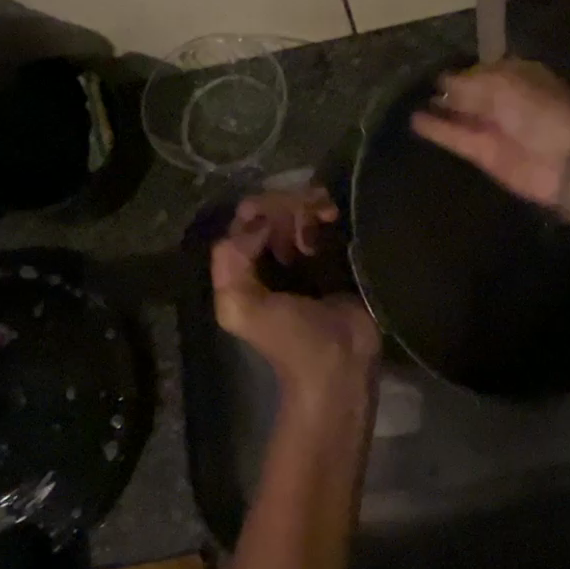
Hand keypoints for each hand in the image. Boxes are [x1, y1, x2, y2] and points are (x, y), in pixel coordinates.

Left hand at [210, 188, 379, 404]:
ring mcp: (309, 252)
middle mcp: (275, 255)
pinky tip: (334, 216)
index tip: (279, 219)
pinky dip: (330, 210)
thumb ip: (230, 263)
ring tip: (325, 218)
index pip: (247, 219)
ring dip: (310, 204)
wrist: (339, 364)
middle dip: (288, 205)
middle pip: (275, 208)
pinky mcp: (339, 253)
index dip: (261, 210)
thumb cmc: (289, 340)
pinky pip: (331, 219)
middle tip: (306, 225)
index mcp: (247, 266)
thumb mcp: (240, 308)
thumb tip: (257, 221)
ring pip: (303, 207)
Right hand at [409, 60, 569, 206]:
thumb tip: (444, 83)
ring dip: (441, 108)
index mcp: (521, 77)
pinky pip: (456, 137)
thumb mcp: (507, 86)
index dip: (465, 70)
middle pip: (473, 92)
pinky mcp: (484, 153)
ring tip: (412, 101)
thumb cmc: (543, 113)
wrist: (567, 163)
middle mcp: (507, 101)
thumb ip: (472, 83)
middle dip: (451, 88)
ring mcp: (495, 128)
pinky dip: (437, 130)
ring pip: (462, 115)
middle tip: (421, 84)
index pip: (487, 69)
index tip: (439, 70)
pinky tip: (415, 121)